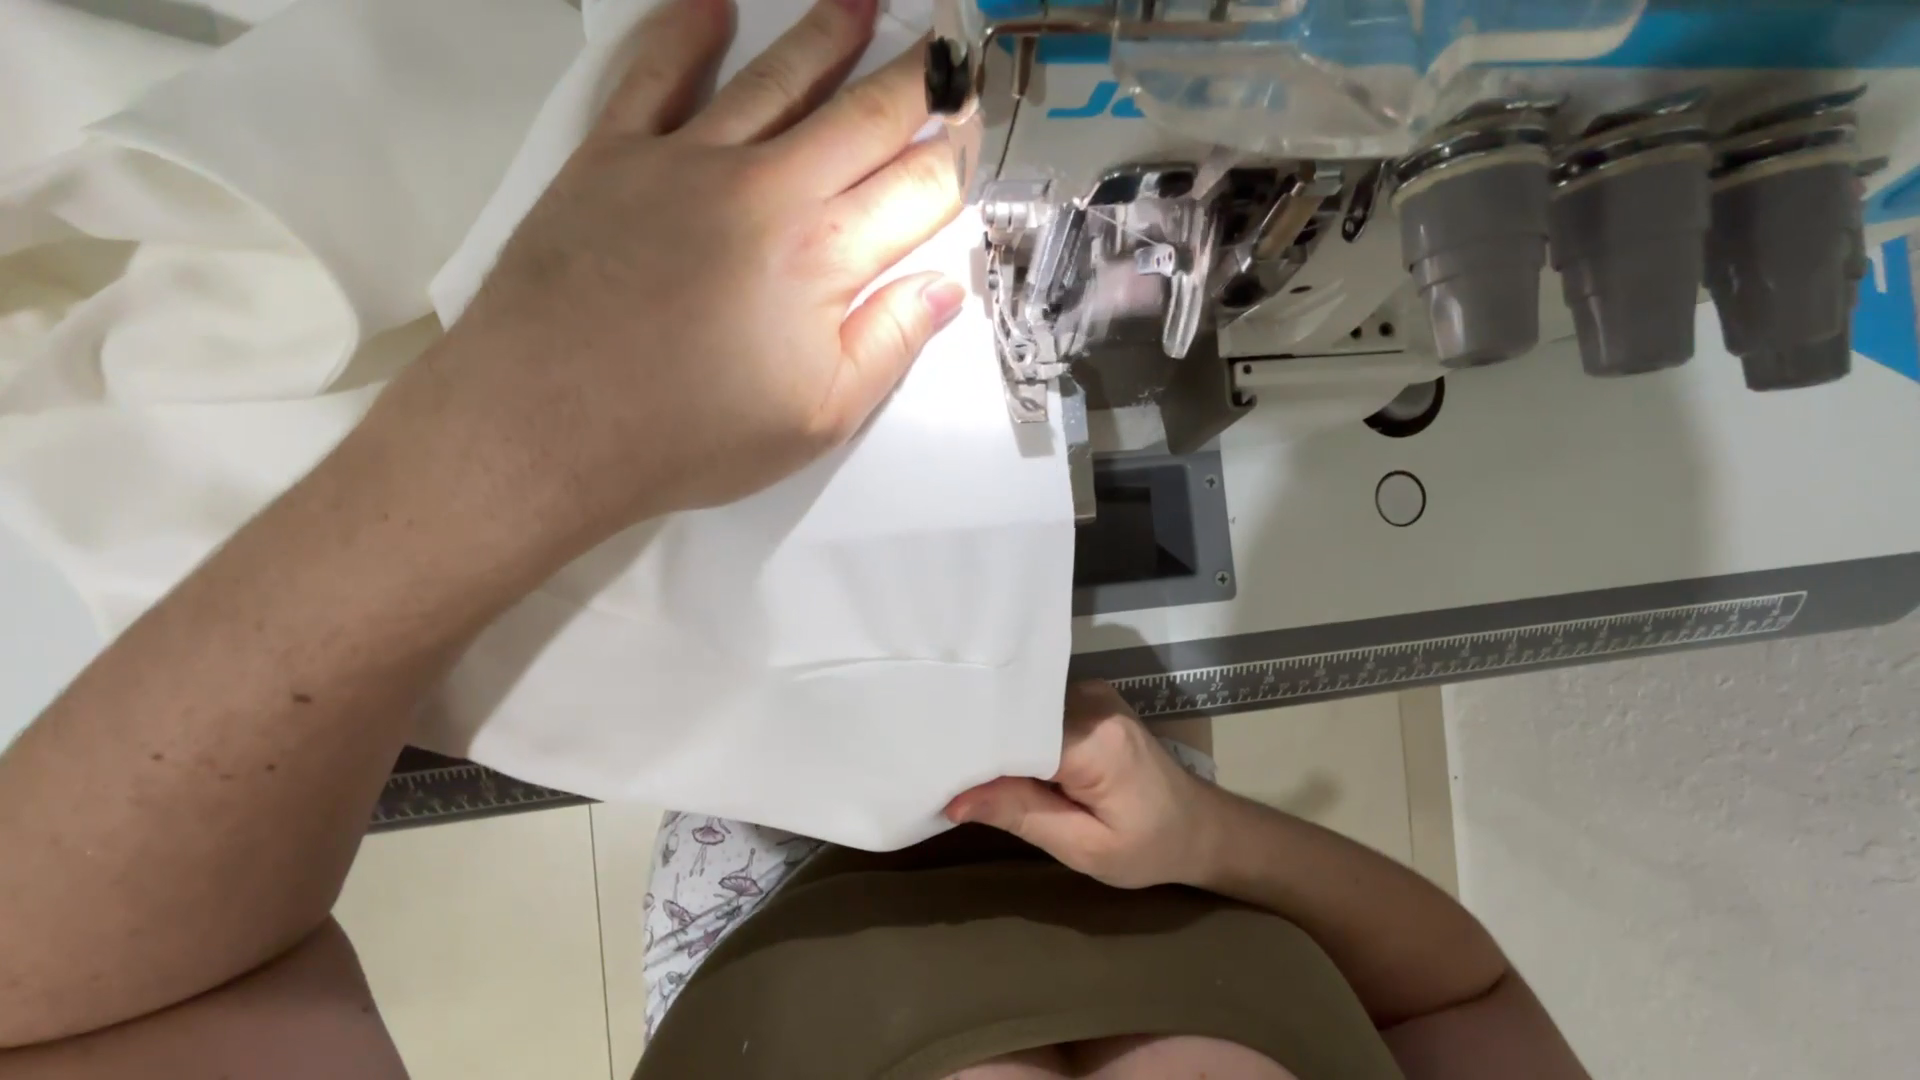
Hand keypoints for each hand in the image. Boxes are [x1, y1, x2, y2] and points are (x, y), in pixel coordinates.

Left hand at [369, 0, 962, 557]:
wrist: (544, 427)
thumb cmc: (688, 436)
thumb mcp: (819, 417)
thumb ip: (890, 344)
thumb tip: (941, 288)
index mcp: (824, 257)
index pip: (919, 188)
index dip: (957, 158)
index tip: (975, 134)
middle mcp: (766, 189)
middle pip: (864, 115)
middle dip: (921, 81)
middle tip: (951, 51)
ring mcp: (686, 161)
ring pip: (776, 78)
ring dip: (827, 36)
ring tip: (863, 2)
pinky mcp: (612, 155)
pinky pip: (654, 72)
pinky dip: (684, 30)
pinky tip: (710, 4)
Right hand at [944, 681, 1227, 889]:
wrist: (1199, 825)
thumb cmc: (1149, 847)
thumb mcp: (1085, 848)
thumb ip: (1022, 815)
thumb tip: (954, 801)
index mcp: (1096, 740)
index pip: (1017, 736)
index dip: (974, 753)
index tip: (933, 771)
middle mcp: (1091, 701)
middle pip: (1016, 714)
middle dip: (978, 740)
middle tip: (932, 763)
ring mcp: (1089, 692)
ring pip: (1022, 708)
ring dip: (993, 735)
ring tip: (954, 758)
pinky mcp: (1085, 696)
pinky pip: (1035, 709)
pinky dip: (1013, 731)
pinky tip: (990, 750)